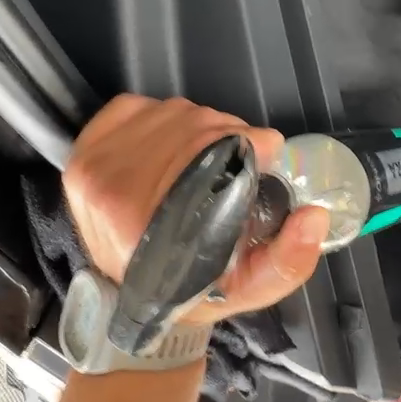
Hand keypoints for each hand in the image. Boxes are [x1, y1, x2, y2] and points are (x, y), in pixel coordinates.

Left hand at [62, 95, 330, 325]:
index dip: (248, 147)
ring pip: (172, 113)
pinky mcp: (86, 148)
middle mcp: (110, 189)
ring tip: (215, 153)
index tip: (266, 157)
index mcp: (144, 226)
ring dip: (204, 124)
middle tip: (247, 157)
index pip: (207, 154)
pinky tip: (176, 141)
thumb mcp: (252, 287)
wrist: (139, 296)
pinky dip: (164, 115)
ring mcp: (94, 165)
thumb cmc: (198, 289)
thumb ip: (289, 260)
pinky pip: (138, 105)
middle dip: (233, 134)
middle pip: (193, 128)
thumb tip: (314, 217)